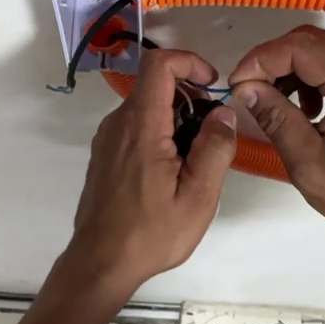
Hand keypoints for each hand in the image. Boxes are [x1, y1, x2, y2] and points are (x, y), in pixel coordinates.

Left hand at [63, 49, 237, 293]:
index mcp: (141, 126)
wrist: (100, 262)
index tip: (212, 84)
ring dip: (176, 120)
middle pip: (155, 87)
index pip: (158, 64)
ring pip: (145, 109)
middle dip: (190, 98)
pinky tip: (171, 173)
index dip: (189, 61)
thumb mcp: (198, 196)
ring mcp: (106, 140)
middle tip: (212, 134)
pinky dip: (158, 135)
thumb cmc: (151, 233)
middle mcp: (117, 124)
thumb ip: (215, 148)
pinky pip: (134, 129)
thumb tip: (223, 113)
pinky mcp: (103, 157)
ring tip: (195, 161)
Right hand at [228, 26, 324, 246]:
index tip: (237, 87)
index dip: (260, 60)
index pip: (299, 49)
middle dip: (271, 61)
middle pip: (310, 40)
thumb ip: (277, 121)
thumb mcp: (310, 166)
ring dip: (290, 67)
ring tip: (275, 104)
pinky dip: (311, 74)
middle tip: (249, 93)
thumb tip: (245, 87)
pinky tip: (306, 108)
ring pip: (322, 46)